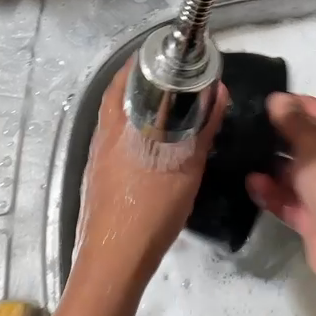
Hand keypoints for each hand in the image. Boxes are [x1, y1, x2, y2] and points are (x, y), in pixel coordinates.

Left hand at [72, 58, 228, 283]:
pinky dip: (133, 130)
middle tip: (172, 79)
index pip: (126, 76)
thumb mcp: (187, 166)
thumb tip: (219, 92)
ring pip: (115, 118)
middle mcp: (103, 133)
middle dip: (143, 83)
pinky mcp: (97, 176)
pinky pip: (115, 139)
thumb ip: (203, 127)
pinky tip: (153, 144)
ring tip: (168, 107)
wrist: (115, 261)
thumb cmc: (151, 208)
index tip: (168, 54)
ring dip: (137, 107)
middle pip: (118, 95)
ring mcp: (96, 156)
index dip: (144, 61)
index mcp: (119, 123)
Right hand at [245, 93, 315, 290]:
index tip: (259, 102)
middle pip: (299, 140)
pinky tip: (251, 183)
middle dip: (273, 134)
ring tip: (238, 155)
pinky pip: (285, 199)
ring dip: (268, 165)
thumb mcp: (314, 144)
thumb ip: (292, 121)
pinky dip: (270, 192)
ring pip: (290, 171)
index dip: (289, 104)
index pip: (313, 110)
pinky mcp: (310, 217)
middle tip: (239, 128)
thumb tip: (277, 98)